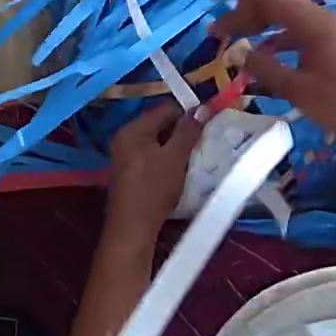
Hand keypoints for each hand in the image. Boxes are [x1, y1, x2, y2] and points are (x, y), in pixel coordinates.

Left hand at [106, 100, 202, 230]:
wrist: (132, 228)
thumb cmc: (153, 189)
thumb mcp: (175, 157)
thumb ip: (188, 131)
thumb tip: (203, 107)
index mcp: (133, 129)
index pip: (165, 108)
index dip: (188, 112)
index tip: (209, 122)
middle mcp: (125, 137)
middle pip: (160, 123)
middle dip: (182, 130)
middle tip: (204, 140)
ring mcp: (125, 155)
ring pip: (157, 140)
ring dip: (176, 145)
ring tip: (195, 154)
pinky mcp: (130, 170)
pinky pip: (151, 154)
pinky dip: (166, 157)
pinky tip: (180, 167)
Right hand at [209, 0, 335, 144]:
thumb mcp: (300, 89)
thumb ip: (267, 69)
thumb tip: (240, 52)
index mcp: (309, 22)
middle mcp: (319, 19)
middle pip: (273, 4)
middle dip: (242, 14)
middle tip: (215, 31)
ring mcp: (329, 30)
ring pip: (285, 19)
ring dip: (258, 27)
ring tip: (235, 42)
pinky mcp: (335, 44)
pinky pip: (297, 32)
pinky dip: (276, 39)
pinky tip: (266, 55)